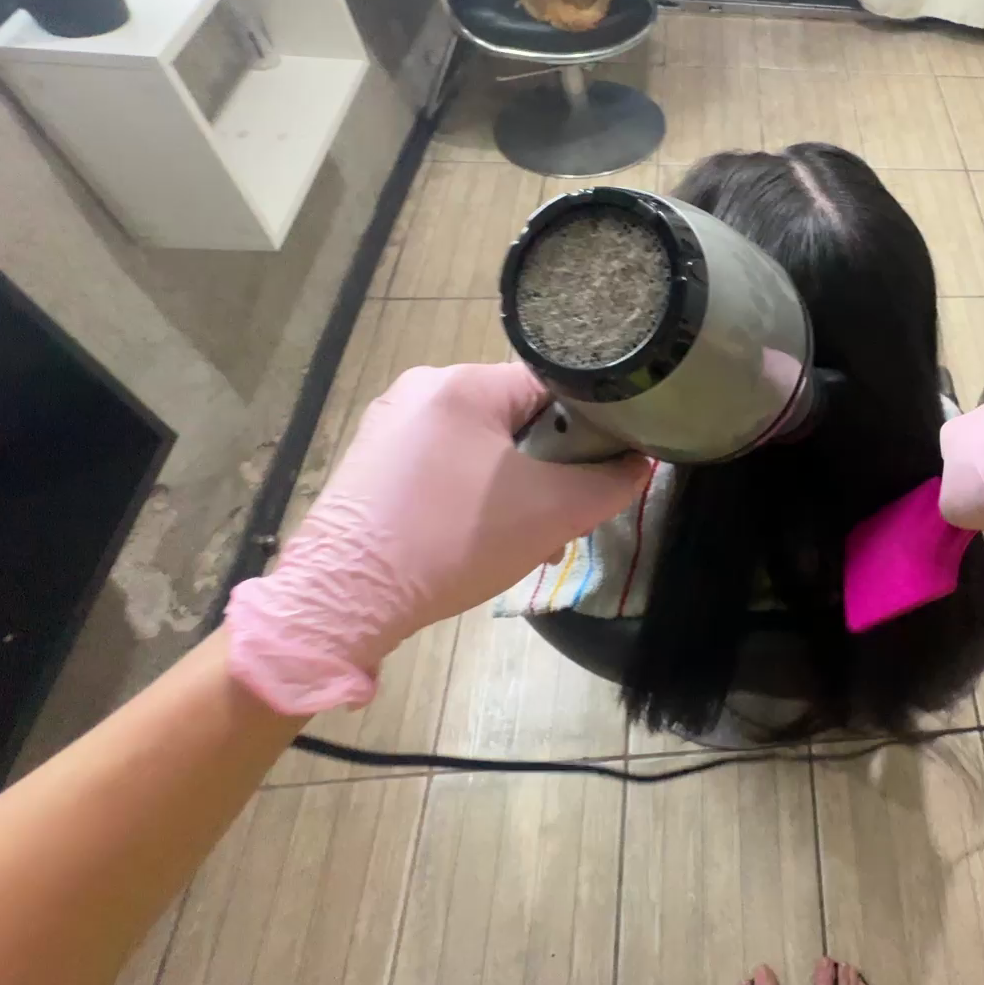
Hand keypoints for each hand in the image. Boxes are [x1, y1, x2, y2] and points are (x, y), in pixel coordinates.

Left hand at [225, 364, 650, 714]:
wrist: (343, 602)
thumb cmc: (454, 542)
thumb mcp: (555, 513)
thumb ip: (613, 484)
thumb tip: (641, 465)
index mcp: (463, 382)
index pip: (556, 386)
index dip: (590, 429)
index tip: (599, 470)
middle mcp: (422, 387)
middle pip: (522, 416)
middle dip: (552, 467)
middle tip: (562, 515)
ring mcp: (392, 422)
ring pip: (487, 443)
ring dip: (519, 485)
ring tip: (526, 536)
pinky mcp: (374, 459)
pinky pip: (449, 461)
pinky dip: (478, 492)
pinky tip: (481, 535)